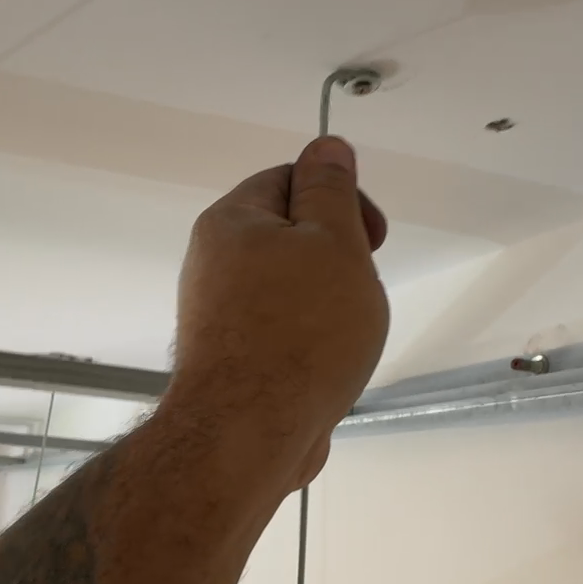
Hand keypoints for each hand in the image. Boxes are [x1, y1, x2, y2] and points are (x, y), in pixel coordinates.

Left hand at [165, 136, 389, 490]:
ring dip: (327, 307)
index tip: (369, 235)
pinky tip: (324, 370)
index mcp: (230, 223)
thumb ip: (331, 191)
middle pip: (288, 238)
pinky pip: (280, 334)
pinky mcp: (231, 361)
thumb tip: (326, 148)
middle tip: (356, 289)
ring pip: (288, 291)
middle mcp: (213, 266)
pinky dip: (308, 344)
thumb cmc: (296, 337)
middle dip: (335, 259)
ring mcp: (219, 318)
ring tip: (341, 338)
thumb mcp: (333, 243)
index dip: (338, 198)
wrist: (249, 435)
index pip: (289, 178)